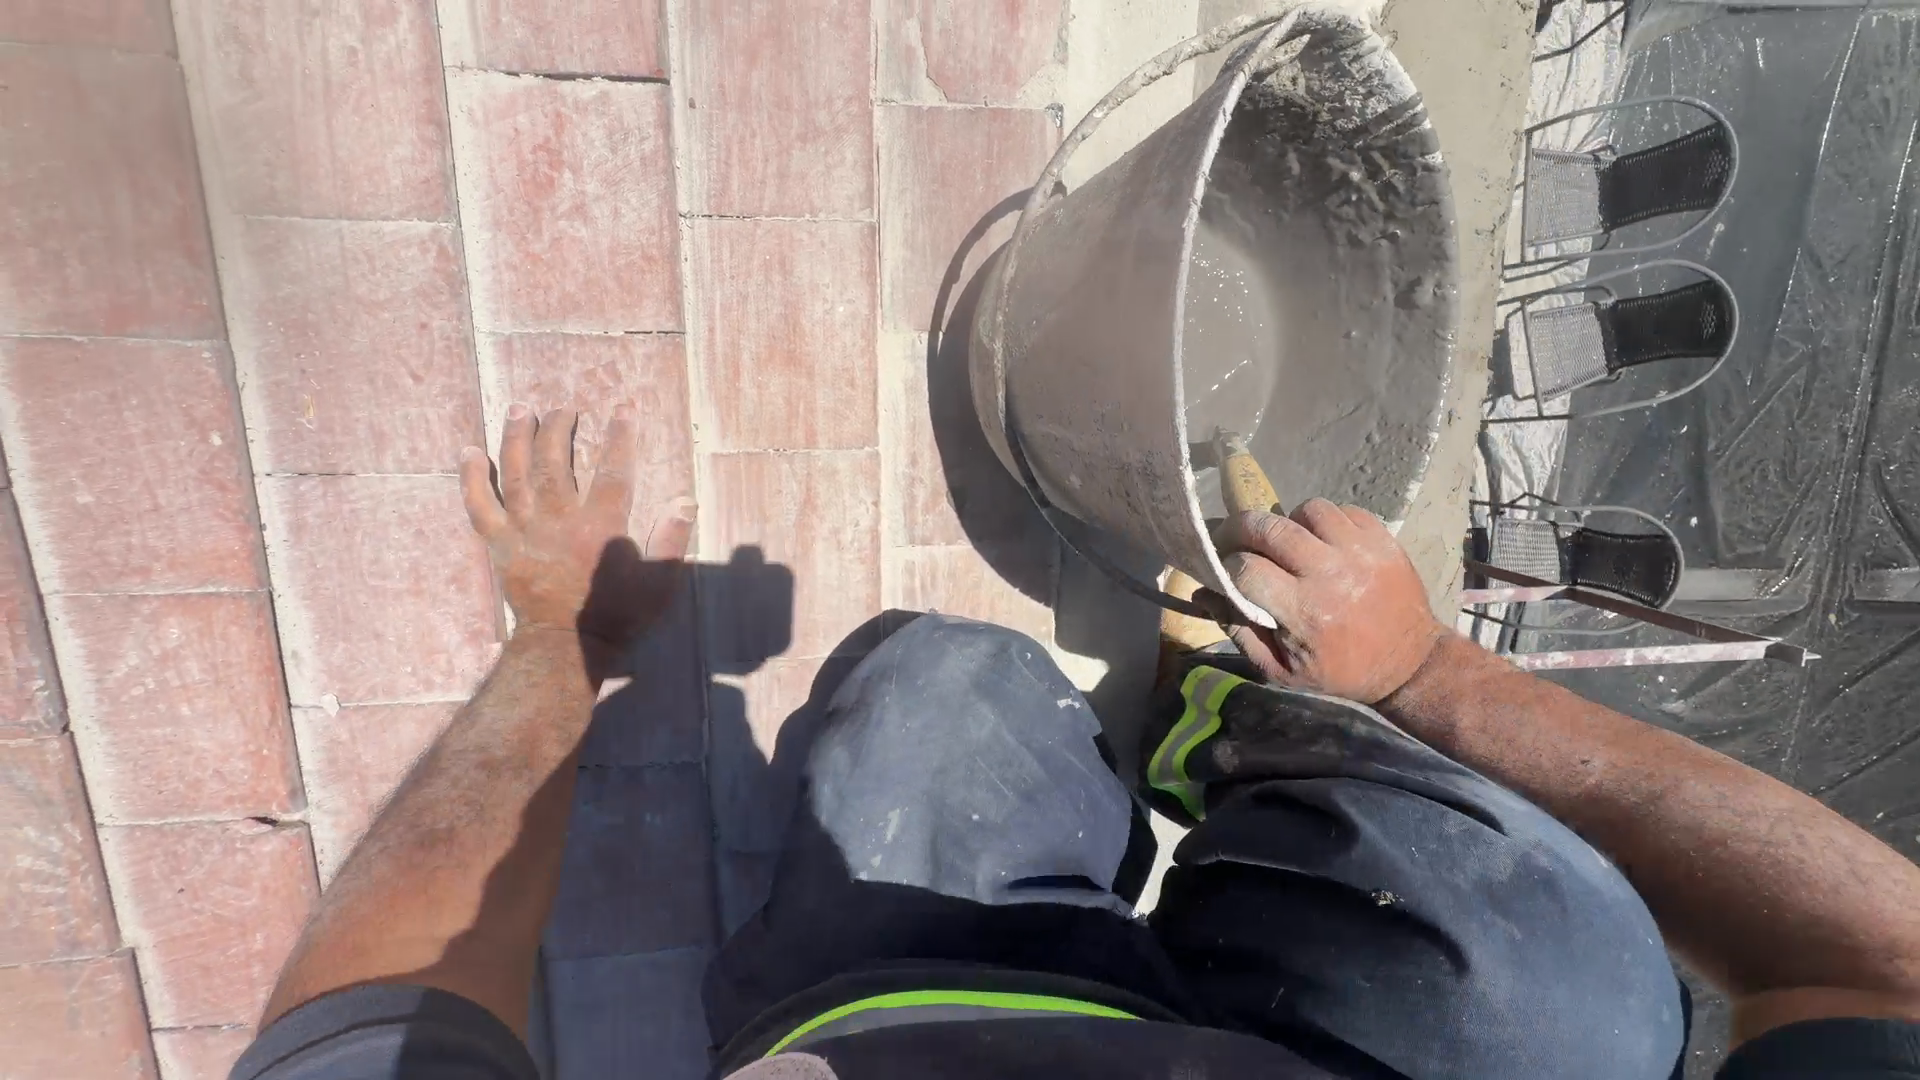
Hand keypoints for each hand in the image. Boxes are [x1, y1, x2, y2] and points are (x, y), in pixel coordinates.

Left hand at [459, 404, 694, 669]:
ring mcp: (524, 530)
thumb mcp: (660, 581)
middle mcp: (560, 520)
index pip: (613, 471)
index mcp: (601, 526)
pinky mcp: (498, 545)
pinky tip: (470, 451)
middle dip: (559, 429)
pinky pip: (478, 505)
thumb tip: (686, 499)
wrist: (568, 645)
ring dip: (517, 438)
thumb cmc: (620, 613)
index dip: (620, 438)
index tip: (623, 411)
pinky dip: (471, 477)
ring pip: (516, 473)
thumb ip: (672, 539)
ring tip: (521, 411)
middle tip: (564, 409)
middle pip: (555, 462)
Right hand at [1207, 499, 1446, 703]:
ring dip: (1287, 522)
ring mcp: (1361, 552)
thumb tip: (1202, 593)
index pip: (1245, 568)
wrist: (1411, 665)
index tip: (1223, 571)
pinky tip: (1320, 541)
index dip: (1225, 565)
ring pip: (1306, 510)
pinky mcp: (1383, 540)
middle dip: (1240, 529)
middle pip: (1268, 527)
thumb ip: (1237, 630)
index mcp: (1304, 611)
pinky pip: (1341, 509)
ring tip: (1286, 542)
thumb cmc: (1338, 671)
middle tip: (1233, 538)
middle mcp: (1330, 575)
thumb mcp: (1280, 669)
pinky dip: (1323, 521)